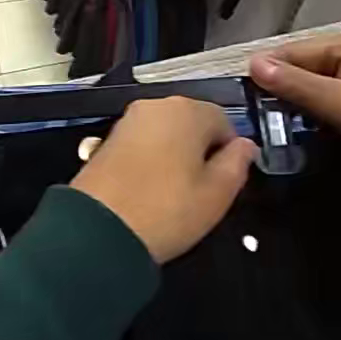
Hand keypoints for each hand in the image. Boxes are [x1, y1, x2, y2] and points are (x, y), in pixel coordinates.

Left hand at [71, 97, 257, 262]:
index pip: (224, 121)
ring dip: (174, 154)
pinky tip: (147, 190)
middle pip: (193, 123)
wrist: (95, 234)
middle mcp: (158, 105)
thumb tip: (245, 145)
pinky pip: (142, 143)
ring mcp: (129, 120)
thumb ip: (238, 164)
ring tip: (171, 193)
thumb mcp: (217, 195)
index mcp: (189, 110)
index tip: (222, 182)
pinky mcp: (106, 139)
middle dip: (200, 150)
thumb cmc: (166, 211)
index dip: (229, 152)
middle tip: (199, 189)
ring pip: (166, 133)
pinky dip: (150, 160)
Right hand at [248, 30, 340, 156]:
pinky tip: (303, 130)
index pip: (293, 51)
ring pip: (316, 84)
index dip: (267, 73)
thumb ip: (298, 84)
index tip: (240, 101)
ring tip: (272, 128)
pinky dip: (317, 111)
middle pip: (304, 66)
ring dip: (298, 103)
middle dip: (282, 89)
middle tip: (255, 120)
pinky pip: (332, 98)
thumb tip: (252, 63)